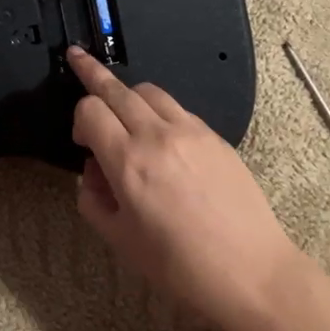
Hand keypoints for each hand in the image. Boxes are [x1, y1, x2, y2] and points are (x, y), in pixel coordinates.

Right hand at [68, 46, 302, 316]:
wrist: (252, 273)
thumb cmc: (180, 266)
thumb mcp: (120, 241)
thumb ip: (93, 199)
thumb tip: (93, 169)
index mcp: (128, 162)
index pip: (89, 109)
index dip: (78, 119)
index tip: (83, 141)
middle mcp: (156, 136)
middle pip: (115, 87)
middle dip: (91, 72)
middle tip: (77, 58)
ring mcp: (189, 131)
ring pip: (147, 90)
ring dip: (128, 94)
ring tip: (124, 113)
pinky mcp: (214, 136)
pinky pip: (177, 108)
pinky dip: (159, 112)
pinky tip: (162, 138)